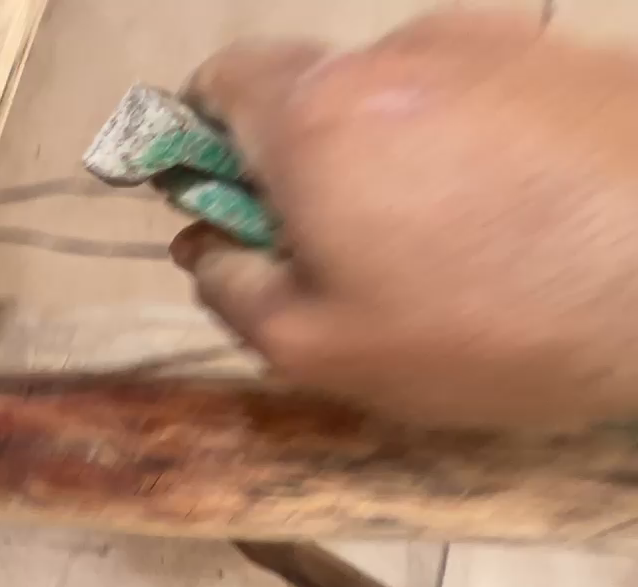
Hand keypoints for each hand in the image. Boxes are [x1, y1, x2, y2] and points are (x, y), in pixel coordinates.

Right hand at [175, 12, 637, 427]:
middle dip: (289, 160)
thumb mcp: (300, 343)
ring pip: (392, 95)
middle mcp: (409, 52)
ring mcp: (511, 46)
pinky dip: (451, 148)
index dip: (194, 133)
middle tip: (317, 244)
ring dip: (373, 155)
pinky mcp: (589, 62)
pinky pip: (474, 98)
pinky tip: (495, 216)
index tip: (210, 196)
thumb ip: (223, 284)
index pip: (221, 78)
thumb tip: (203, 244)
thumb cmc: (474, 328)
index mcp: (319, 115)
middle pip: (307, 94)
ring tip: (418, 238)